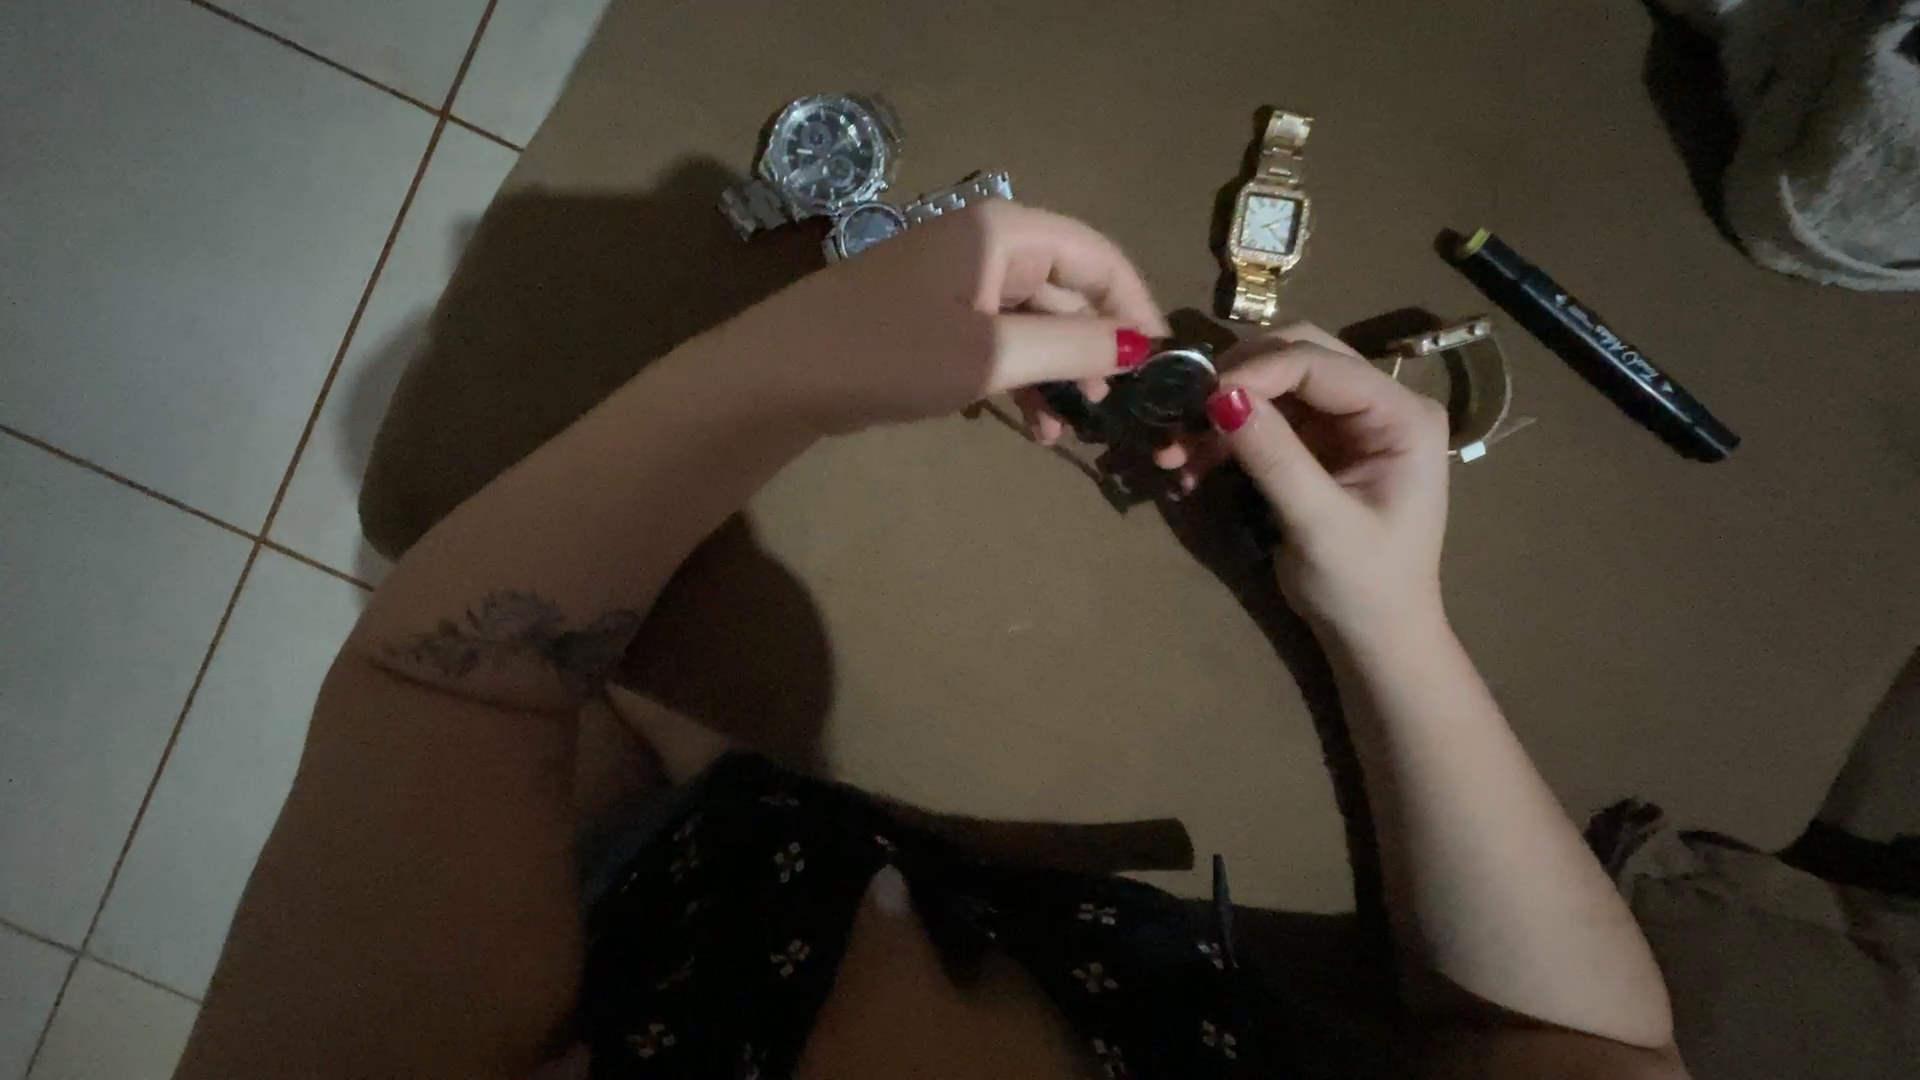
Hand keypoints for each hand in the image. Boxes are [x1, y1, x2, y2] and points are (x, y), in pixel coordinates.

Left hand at [698, 200, 1168, 435]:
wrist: (783, 378)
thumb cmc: (891, 355)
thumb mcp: (991, 354)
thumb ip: (1073, 348)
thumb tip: (1140, 345)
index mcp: (1003, 232)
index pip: (1096, 257)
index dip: (1134, 306)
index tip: (1160, 361)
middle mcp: (983, 246)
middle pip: (1064, 292)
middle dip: (1091, 352)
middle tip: (1111, 411)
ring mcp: (954, 284)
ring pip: (1029, 325)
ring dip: (1054, 377)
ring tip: (1064, 434)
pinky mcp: (931, 319)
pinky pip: (994, 343)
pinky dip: (1015, 381)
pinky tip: (1026, 427)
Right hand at [1200, 324, 1451, 637]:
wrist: (1371, 634)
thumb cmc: (1362, 585)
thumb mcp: (1318, 522)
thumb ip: (1273, 456)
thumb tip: (1220, 396)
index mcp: (1400, 415)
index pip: (1322, 362)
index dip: (1258, 370)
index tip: (1200, 399)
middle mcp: (1375, 405)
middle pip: (1296, 357)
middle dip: (1236, 381)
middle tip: (1185, 413)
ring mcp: (1341, 424)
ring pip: (1270, 387)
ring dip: (1220, 413)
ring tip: (1174, 453)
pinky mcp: (1312, 446)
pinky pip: (1259, 421)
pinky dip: (1222, 439)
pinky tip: (1191, 469)